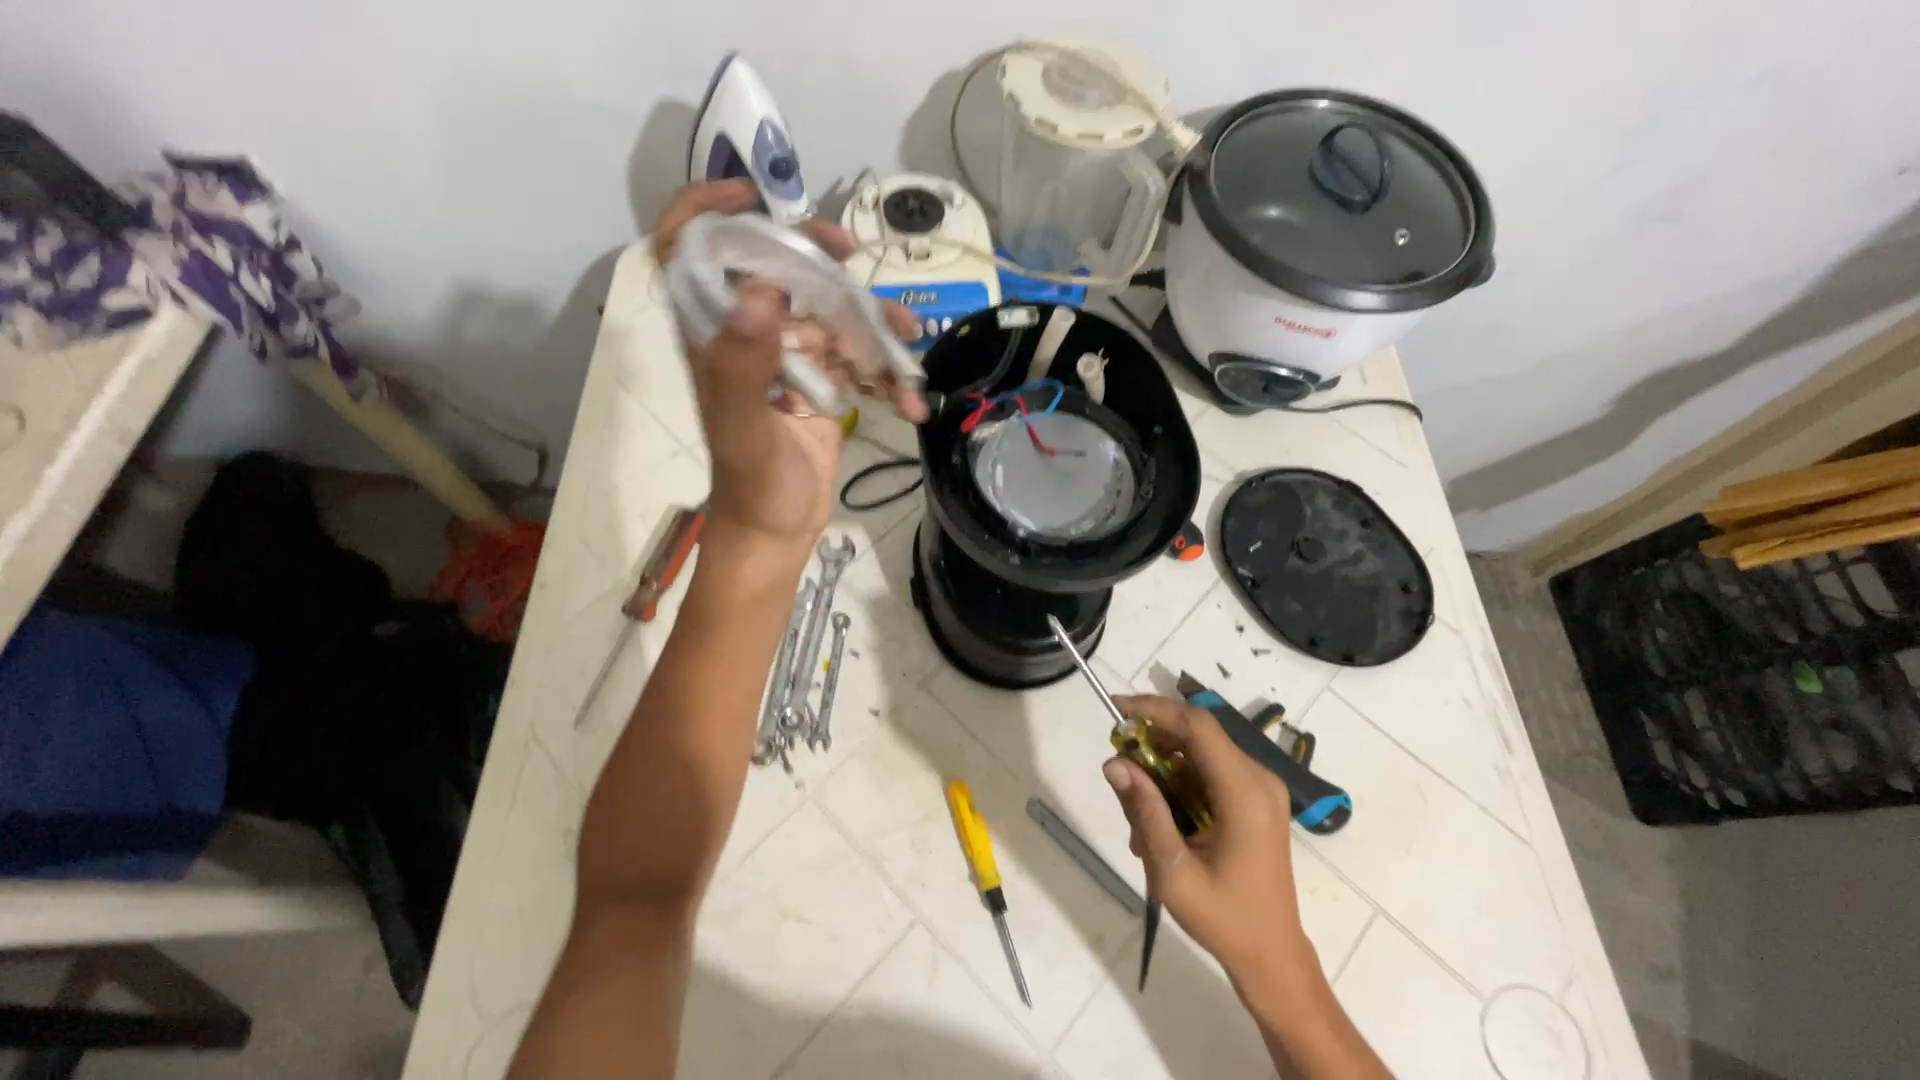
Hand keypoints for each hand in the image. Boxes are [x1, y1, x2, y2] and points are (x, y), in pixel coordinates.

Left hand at [651, 180, 923, 543]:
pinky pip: (856, 358)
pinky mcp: (821, 381)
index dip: (708, 211)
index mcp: (713, 334)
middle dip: (818, 260)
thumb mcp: (743, 429)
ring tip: (908, 344)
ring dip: (871, 324)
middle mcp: (747, 334)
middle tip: (851, 256)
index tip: (752, 199)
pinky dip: (885, 374)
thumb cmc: (750, 484)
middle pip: (777, 269)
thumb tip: (758, 292)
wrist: (776, 531)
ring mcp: (787, 356)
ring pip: (828, 312)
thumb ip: (742, 366)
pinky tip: (909, 400)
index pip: (688, 251)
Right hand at [1103, 694, 1316, 989]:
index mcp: (1245, 795)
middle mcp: (1260, 780)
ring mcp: (1262, 789)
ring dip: (1164, 769)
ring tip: (1140, 819)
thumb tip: (1113, 763)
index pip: (1198, 727)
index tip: (1116, 709)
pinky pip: (1211, 771)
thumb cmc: (1223, 918)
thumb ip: (1144, 811)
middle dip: (1153, 742)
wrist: (1271, 954)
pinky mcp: (1257, 799)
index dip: (1155, 709)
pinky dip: (1180, 784)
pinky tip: (1162, 824)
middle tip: (1119, 769)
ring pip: (1201, 753)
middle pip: (1199, 735)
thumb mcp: (1172, 870)